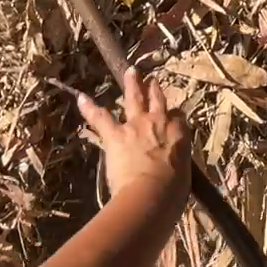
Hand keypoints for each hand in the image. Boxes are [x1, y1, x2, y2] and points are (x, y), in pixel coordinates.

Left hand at [76, 69, 189, 205]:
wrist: (151, 194)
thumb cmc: (172, 191)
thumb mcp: (184, 174)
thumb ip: (177, 163)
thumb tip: (173, 169)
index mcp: (179, 132)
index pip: (178, 117)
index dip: (173, 118)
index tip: (171, 120)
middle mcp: (158, 121)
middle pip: (157, 99)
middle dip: (154, 89)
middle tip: (152, 79)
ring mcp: (136, 125)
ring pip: (134, 98)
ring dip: (132, 84)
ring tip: (131, 71)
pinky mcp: (116, 135)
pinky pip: (101, 118)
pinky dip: (90, 108)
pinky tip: (81, 98)